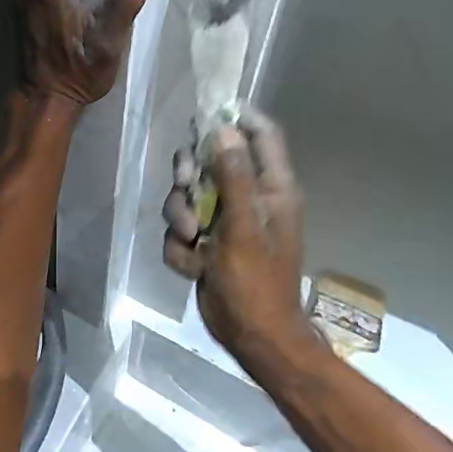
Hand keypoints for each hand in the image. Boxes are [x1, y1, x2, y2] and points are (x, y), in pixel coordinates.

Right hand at [163, 111, 313, 358]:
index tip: (207, 116)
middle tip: (185, 185)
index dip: (238, 118)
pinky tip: (193, 265)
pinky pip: (180, 229)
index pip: (261, 134)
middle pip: (212, 159)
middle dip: (191, 173)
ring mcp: (225, 220)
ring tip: (191, 239)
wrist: (252, 336)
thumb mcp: (244, 226)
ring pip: (188, 195)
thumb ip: (234, 175)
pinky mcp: (206, 243)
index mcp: (272, 187)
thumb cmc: (257, 281)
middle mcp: (249, 196)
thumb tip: (224, 128)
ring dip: (180, 215)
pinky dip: (182, 247)